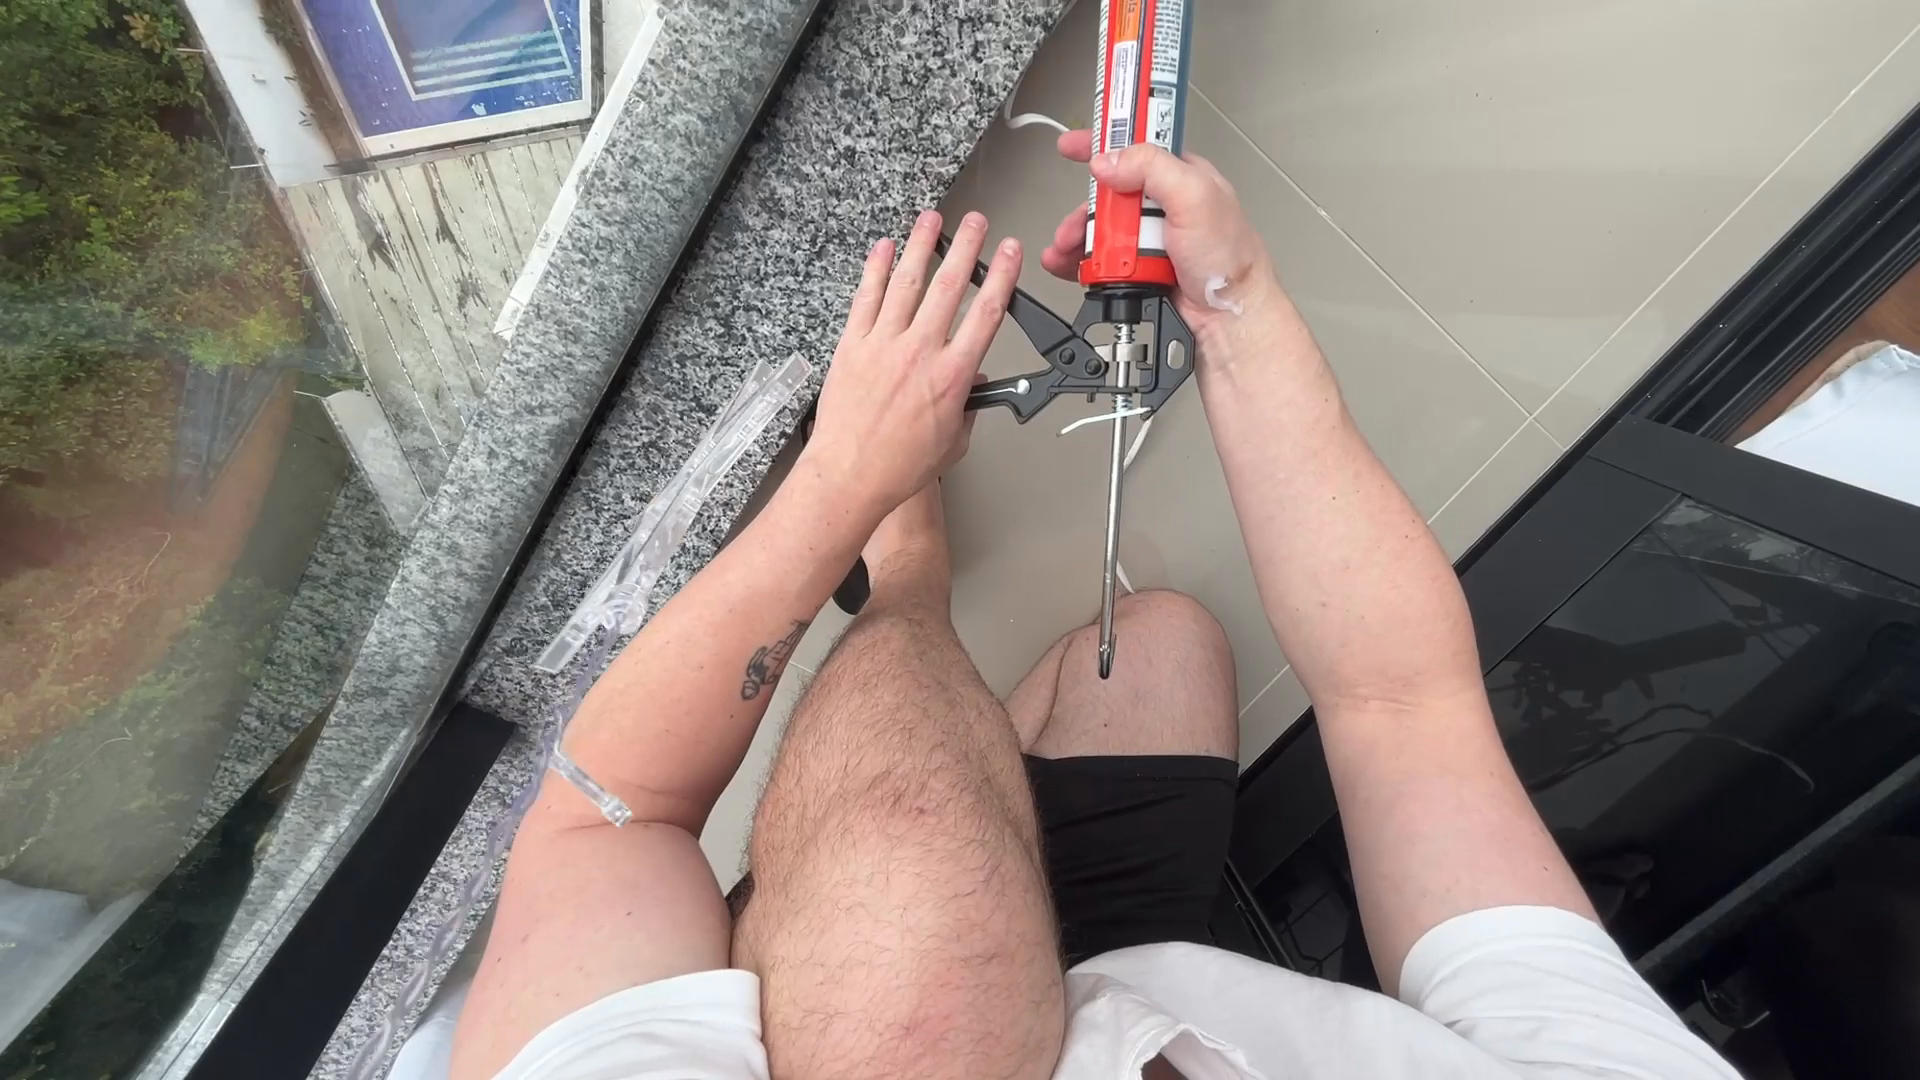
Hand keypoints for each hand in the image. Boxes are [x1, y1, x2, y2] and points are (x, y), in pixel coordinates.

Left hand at [802, 209, 1020, 520]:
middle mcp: (919, 352)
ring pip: (906, 282)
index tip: (1009, 253)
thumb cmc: (897, 466)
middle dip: (966, 247)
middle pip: (949, 286)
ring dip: (922, 245)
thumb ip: (966, 410)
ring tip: (931, 219)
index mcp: (951, 376)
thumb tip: (968, 392)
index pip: (985, 314)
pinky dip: (876, 270)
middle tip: (975, 223)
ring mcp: (883, 345)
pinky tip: (884, 249)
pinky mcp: (853, 347)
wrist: (850, 475)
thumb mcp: (952, 443)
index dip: (1001, 277)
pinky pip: (866, 298)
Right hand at [1040, 130, 1281, 345]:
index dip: (1104, 140)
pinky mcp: (1139, 269)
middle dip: (1083, 210)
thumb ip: (1153, 168)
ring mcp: (1149, 240)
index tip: (1073, 145)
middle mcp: (1163, 206)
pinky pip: (1103, 262)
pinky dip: (1082, 265)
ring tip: (1066, 253)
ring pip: (1102, 231)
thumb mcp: (1195, 198)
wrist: (1226, 317)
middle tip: (1072, 225)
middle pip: (1110, 196)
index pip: (1137, 146)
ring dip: (1078, 241)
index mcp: (1180, 177)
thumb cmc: (1228, 261)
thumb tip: (1110, 161)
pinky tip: (1071, 268)